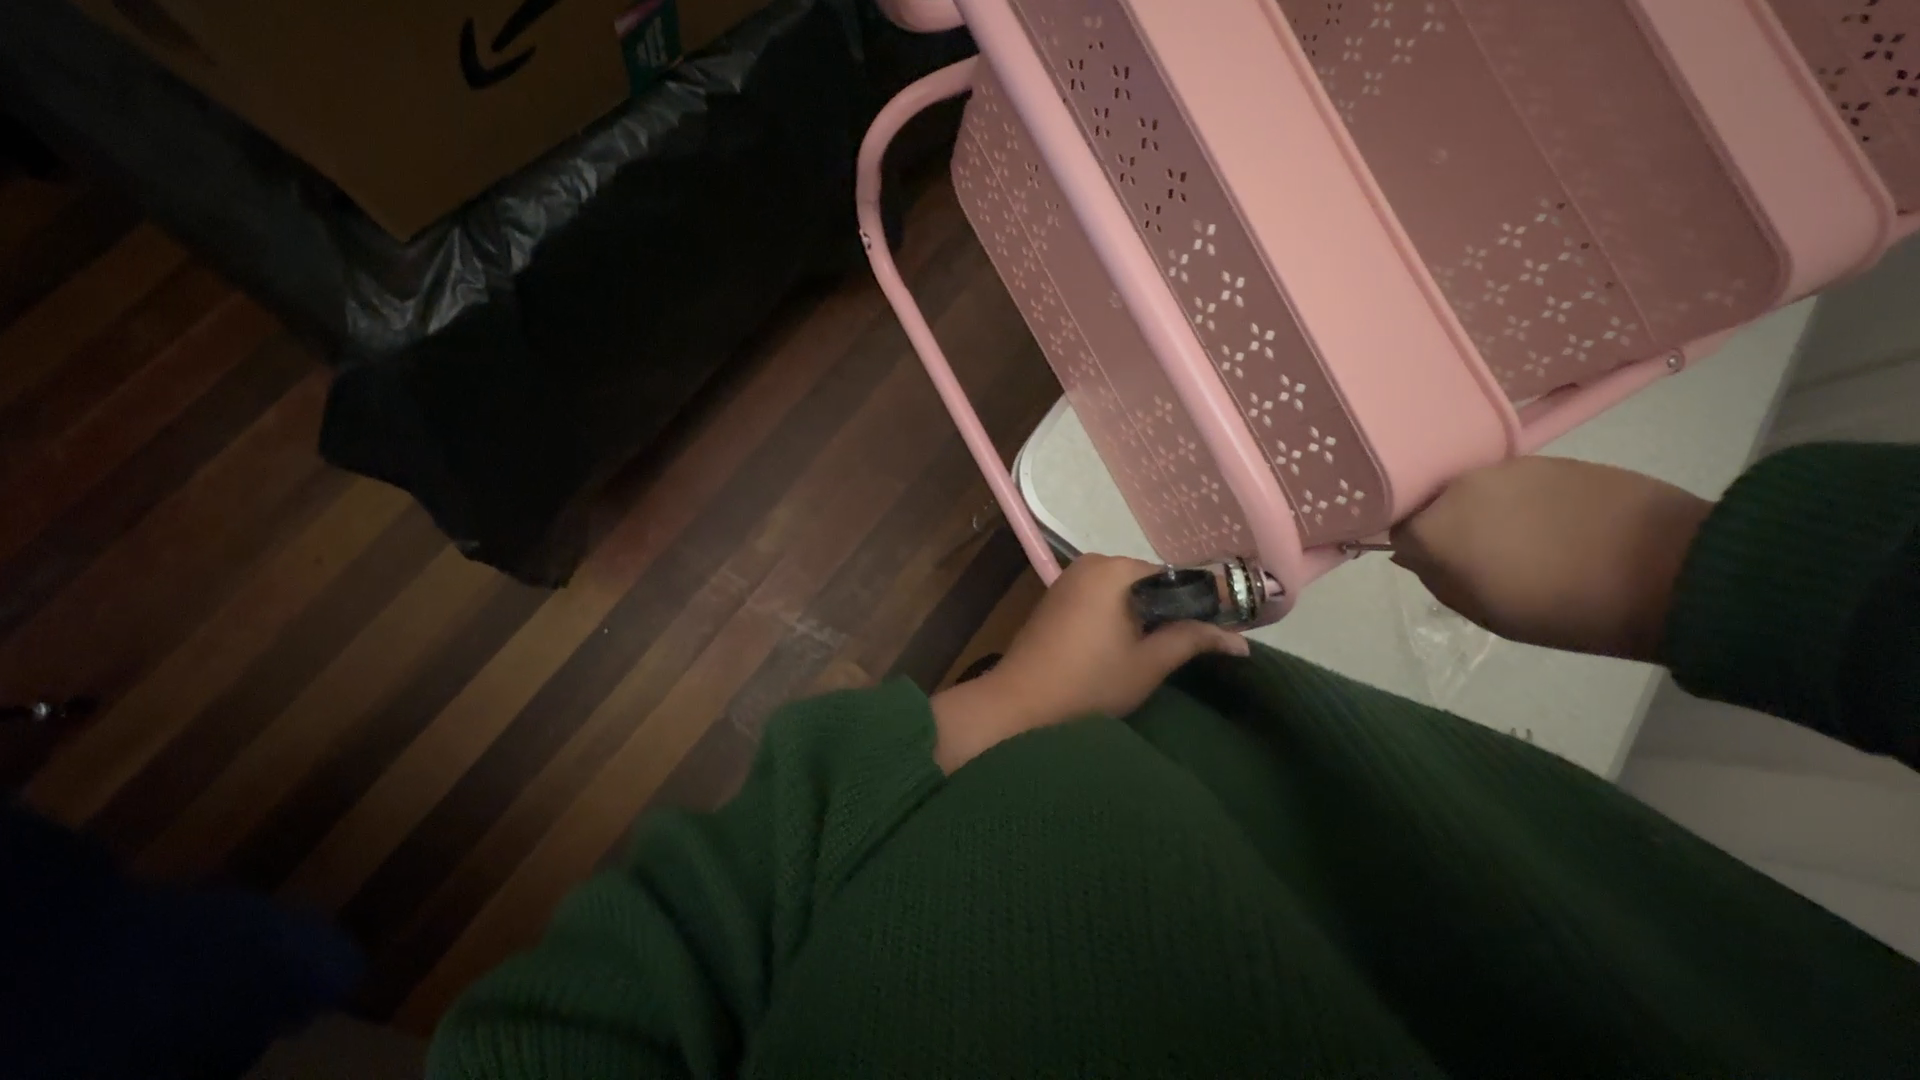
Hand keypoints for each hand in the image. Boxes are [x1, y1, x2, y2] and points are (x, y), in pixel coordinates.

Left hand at [930, 554, 1249, 771]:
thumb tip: (1241, 640)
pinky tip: (1128, 649)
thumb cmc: (1089, 683)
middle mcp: (1091, 563)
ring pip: (1125, 594)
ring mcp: (1069, 581)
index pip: (1175, 577)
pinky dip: (1120, 620)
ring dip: (1145, 619)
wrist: (1018, 705)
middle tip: (1195, 650)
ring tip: (1163, 654)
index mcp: (1114, 569)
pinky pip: (1102, 602)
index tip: (1223, 633)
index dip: (1202, 605)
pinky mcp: (1056, 600)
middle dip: (1172, 612)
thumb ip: (1194, 640)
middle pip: (1149, 584)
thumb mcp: (1149, 663)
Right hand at [1389, 457, 1712, 661]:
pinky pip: (1514, 480)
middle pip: (1433, 501)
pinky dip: (1521, 500)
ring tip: (1523, 541)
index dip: (1415, 548)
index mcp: (1435, 527)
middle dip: (1448, 523)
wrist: (1670, 570)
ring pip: (1474, 488)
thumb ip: (1437, 579)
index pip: (1397, 529)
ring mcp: (1507, 467)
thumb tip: (1414, 556)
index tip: (1438, 565)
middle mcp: (1460, 486)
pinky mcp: (1551, 458)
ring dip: (1485, 510)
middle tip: (1480, 556)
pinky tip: (1553, 524)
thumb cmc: (1565, 608)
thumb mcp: (1486, 612)